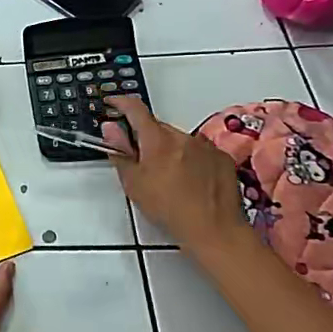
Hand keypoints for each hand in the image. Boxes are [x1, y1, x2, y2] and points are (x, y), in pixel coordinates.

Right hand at [100, 97, 249, 252]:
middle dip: (144, 136)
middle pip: (157, 126)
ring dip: (167, 148)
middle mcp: (183, 137)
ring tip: (165, 175)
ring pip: (178, 139)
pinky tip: (186, 179)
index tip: (112, 102)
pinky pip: (198, 150)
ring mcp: (206, 146)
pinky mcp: (222, 158)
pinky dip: (188, 157)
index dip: (120, 102)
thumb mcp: (133, 182)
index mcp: (158, 141)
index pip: (136, 109)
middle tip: (137, 157)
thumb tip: (110, 128)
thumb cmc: (169, 209)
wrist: (214, 230)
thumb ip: (120, 151)